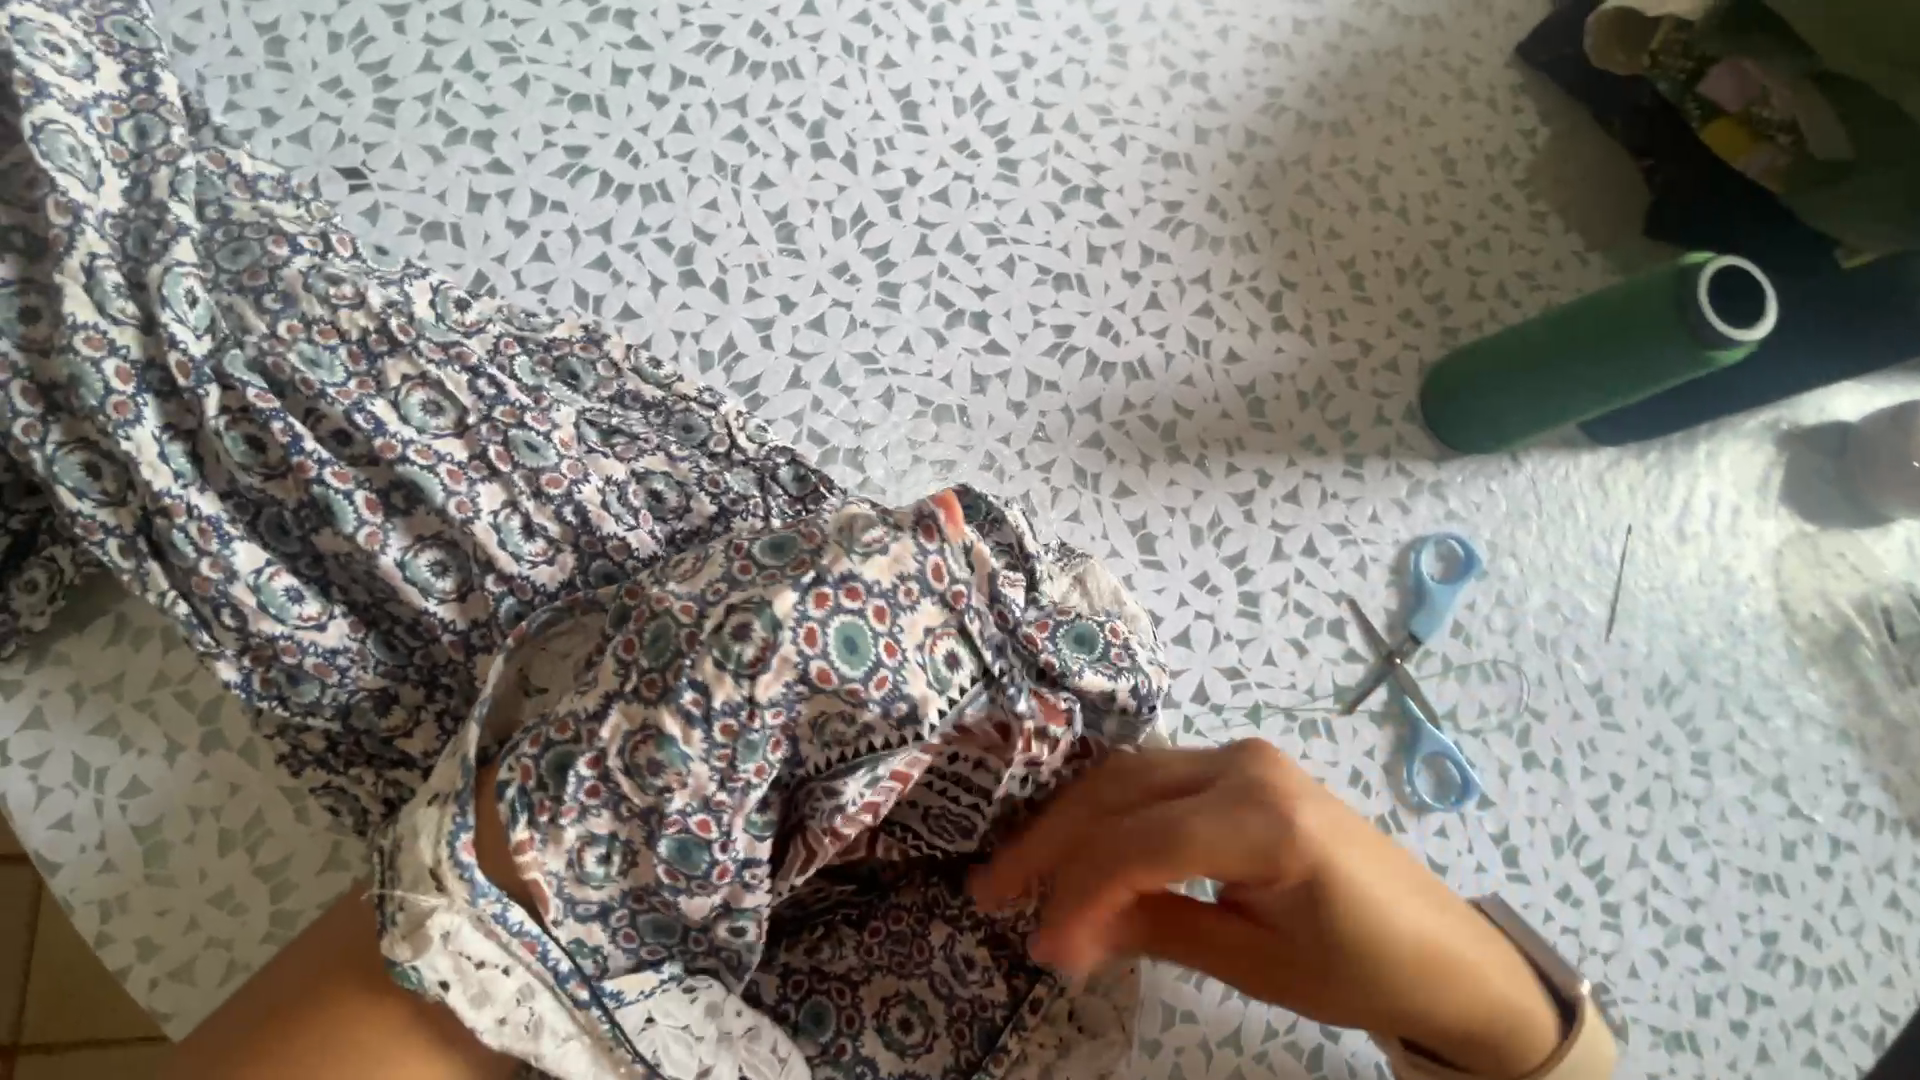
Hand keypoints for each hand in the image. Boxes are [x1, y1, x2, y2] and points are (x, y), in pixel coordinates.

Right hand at [971, 740, 1562, 1079]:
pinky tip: (1078, 848)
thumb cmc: (1361, 966)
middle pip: (1118, 793)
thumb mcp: (1253, 963)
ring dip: (1070, 824)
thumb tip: (1059, 937)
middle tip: (993, 891)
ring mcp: (1239, 756)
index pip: (1139, 844)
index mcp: (1264, 818)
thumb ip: (1152, 931)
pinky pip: (1151, 780)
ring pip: (1125, 776)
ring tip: (1021, 871)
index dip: (1076, 893)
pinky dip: (1107, 816)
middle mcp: (1244, 764)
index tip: (1040, 946)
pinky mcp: (1236, 765)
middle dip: (1050, 844)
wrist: (1443, 948)